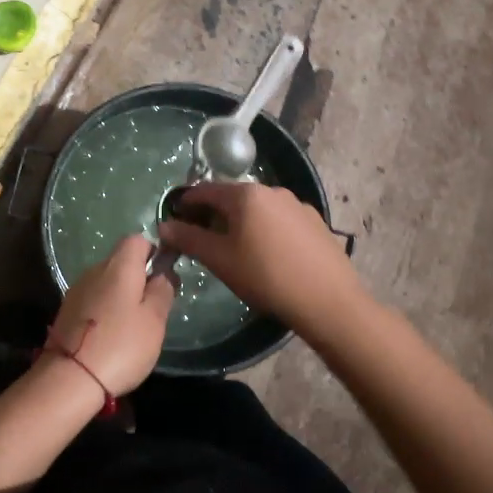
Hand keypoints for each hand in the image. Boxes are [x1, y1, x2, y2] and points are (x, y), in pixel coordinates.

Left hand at [48, 234, 174, 394]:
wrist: (71, 375)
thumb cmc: (121, 345)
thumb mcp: (154, 320)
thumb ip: (162, 291)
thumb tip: (164, 272)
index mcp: (118, 266)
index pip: (136, 239)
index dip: (153, 250)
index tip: (165, 275)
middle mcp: (94, 269)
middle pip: (121, 261)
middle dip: (140, 277)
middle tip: (155, 308)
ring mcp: (77, 289)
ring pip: (107, 281)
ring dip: (123, 296)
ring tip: (136, 326)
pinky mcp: (68, 309)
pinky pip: (94, 298)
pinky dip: (107, 309)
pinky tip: (114, 334)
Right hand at [156, 182, 364, 335]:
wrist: (329, 302)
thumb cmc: (265, 277)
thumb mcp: (218, 259)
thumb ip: (187, 238)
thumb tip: (164, 226)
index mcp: (245, 194)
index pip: (203, 191)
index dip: (185, 204)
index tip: (175, 222)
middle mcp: (271, 190)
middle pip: (231, 198)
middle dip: (213, 215)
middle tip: (203, 240)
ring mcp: (297, 205)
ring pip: (257, 209)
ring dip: (241, 222)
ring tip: (237, 250)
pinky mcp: (316, 222)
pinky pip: (280, 220)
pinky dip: (266, 230)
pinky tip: (269, 255)